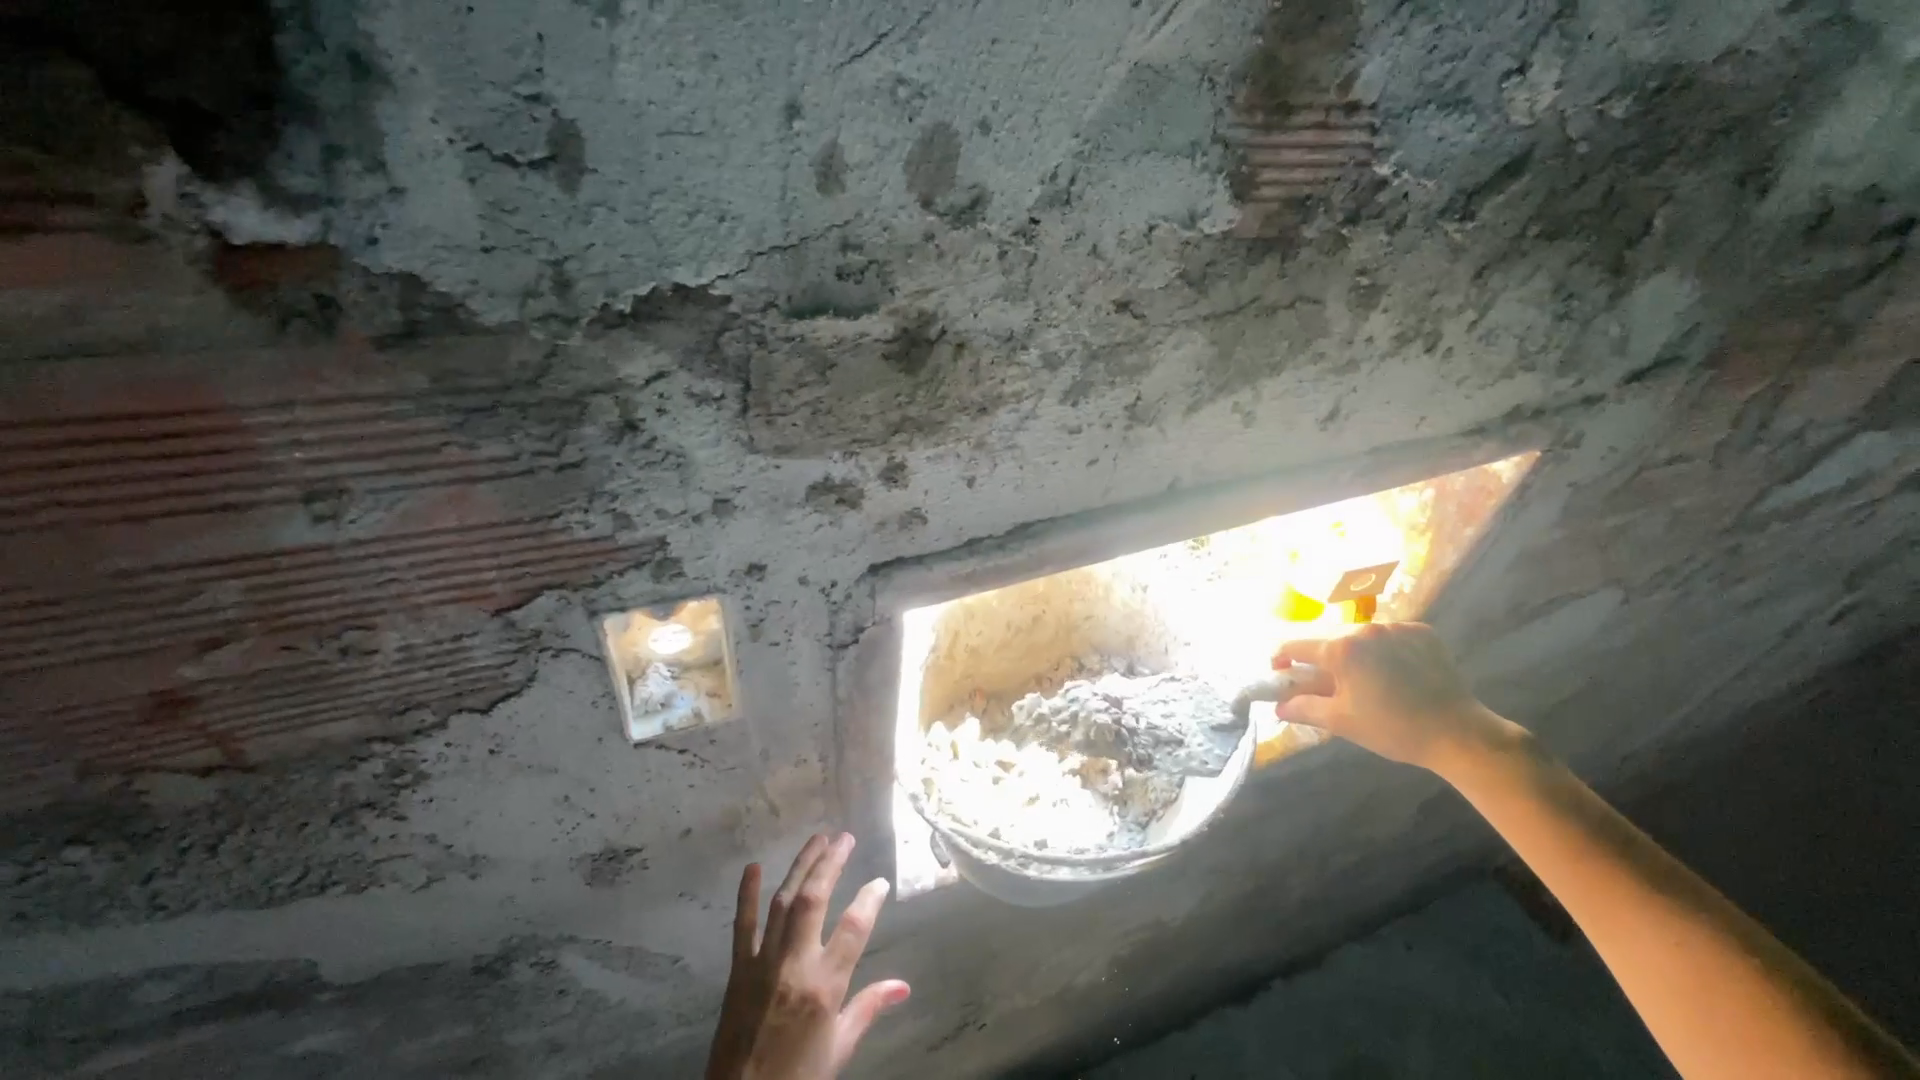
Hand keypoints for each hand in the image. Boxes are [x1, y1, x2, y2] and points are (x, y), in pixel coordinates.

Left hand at [705, 833, 909, 1079]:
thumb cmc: (798, 1076)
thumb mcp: (839, 1048)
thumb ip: (868, 1009)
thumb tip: (902, 986)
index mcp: (825, 986)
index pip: (855, 928)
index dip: (870, 899)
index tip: (880, 881)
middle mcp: (795, 965)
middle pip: (815, 900)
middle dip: (831, 864)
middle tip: (845, 837)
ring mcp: (763, 963)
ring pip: (783, 902)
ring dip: (800, 867)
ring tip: (817, 839)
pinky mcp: (737, 969)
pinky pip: (742, 925)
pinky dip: (747, 894)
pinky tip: (753, 867)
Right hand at [1273, 622, 1513, 770]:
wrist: (1458, 733)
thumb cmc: (1392, 729)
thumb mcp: (1341, 722)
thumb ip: (1303, 708)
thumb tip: (1278, 706)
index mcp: (1341, 649)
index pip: (1296, 647)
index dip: (1281, 660)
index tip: (1281, 675)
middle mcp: (1366, 629)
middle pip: (1330, 641)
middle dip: (1322, 661)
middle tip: (1328, 688)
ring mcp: (1398, 628)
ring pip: (1361, 638)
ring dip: (1354, 655)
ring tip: (1366, 683)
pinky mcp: (1423, 633)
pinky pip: (1391, 637)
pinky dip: (1385, 652)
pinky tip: (1395, 675)